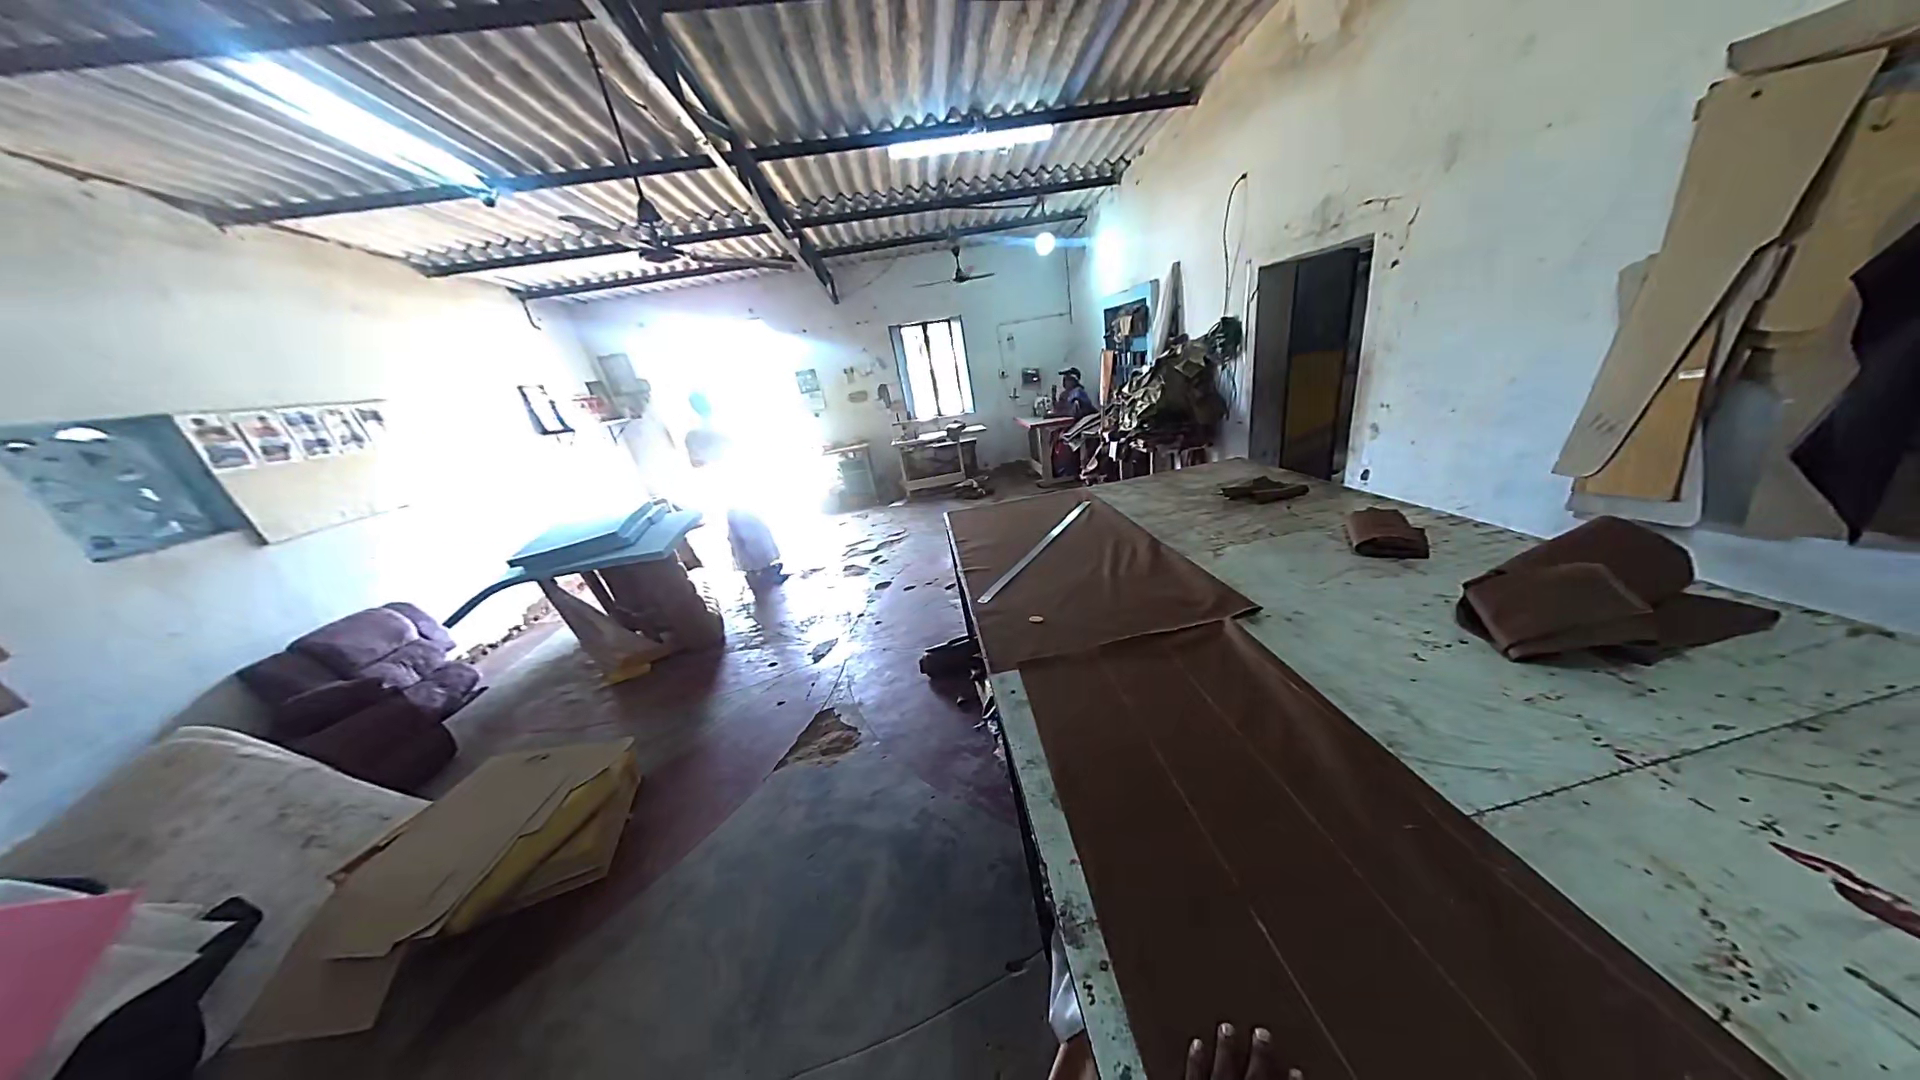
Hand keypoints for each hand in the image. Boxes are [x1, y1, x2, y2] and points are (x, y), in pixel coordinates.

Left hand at [1184, 1023, 1292, 1079]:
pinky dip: (1196, 1059)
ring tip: (1227, 1026)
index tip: (1297, 1069)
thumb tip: (1280, 1074)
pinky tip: (1197, 1043)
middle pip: (1254, 1077)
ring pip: (1222, 1070)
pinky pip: (1194, 1075)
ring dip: (1226, 1048)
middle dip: (1260, 1056)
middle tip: (1263, 1032)